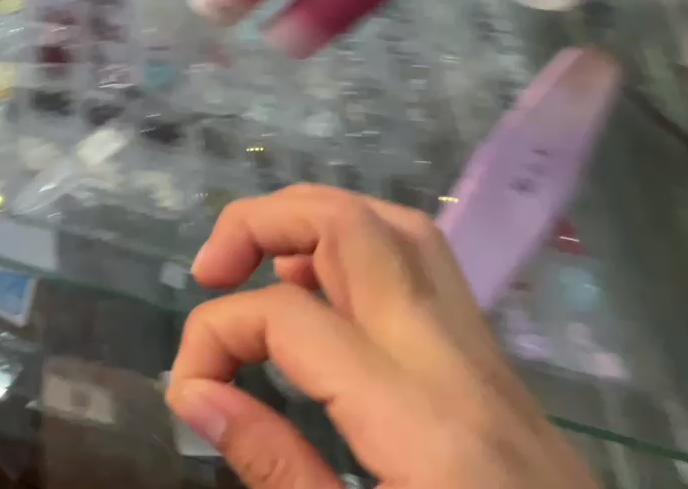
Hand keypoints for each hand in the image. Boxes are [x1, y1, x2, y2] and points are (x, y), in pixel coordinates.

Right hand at [165, 185, 598, 488]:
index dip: (212, 335)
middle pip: (349, 223)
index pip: (286, 316)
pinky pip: (422, 268)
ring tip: (260, 270)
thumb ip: (275, 466)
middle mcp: (458, 362)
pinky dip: (354, 252)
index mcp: (423, 420)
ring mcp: (488, 359)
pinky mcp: (498, 371)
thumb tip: (192, 394)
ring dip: (309, 224)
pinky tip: (323, 300)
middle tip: (210, 273)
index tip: (189, 389)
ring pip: (395, 227)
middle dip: (256, 224)